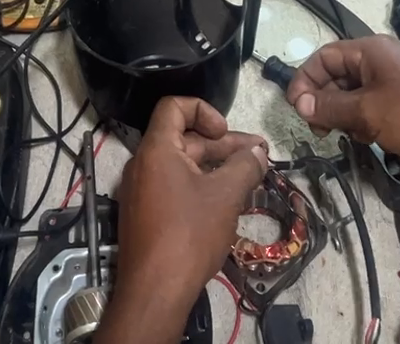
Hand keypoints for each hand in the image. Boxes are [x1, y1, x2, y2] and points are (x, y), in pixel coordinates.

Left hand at [106, 98, 267, 343]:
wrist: (154, 292)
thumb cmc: (188, 234)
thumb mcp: (224, 196)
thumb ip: (244, 167)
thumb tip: (257, 152)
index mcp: (156, 148)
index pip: (174, 106)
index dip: (203, 110)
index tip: (225, 131)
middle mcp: (144, 163)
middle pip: (184, 138)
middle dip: (222, 145)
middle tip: (257, 154)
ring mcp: (142, 190)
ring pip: (182, 165)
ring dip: (215, 167)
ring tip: (249, 178)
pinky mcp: (146, 214)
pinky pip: (174, 186)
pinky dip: (200, 186)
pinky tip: (226, 202)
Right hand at [284, 35, 399, 170]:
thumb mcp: (368, 113)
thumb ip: (331, 107)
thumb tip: (300, 103)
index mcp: (369, 50)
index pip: (323, 57)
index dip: (305, 81)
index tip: (298, 111)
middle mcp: (381, 58)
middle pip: (338, 75)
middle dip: (326, 102)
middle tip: (322, 131)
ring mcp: (397, 78)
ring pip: (356, 92)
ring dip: (347, 114)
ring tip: (354, 136)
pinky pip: (376, 103)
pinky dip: (368, 119)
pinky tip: (375, 139)